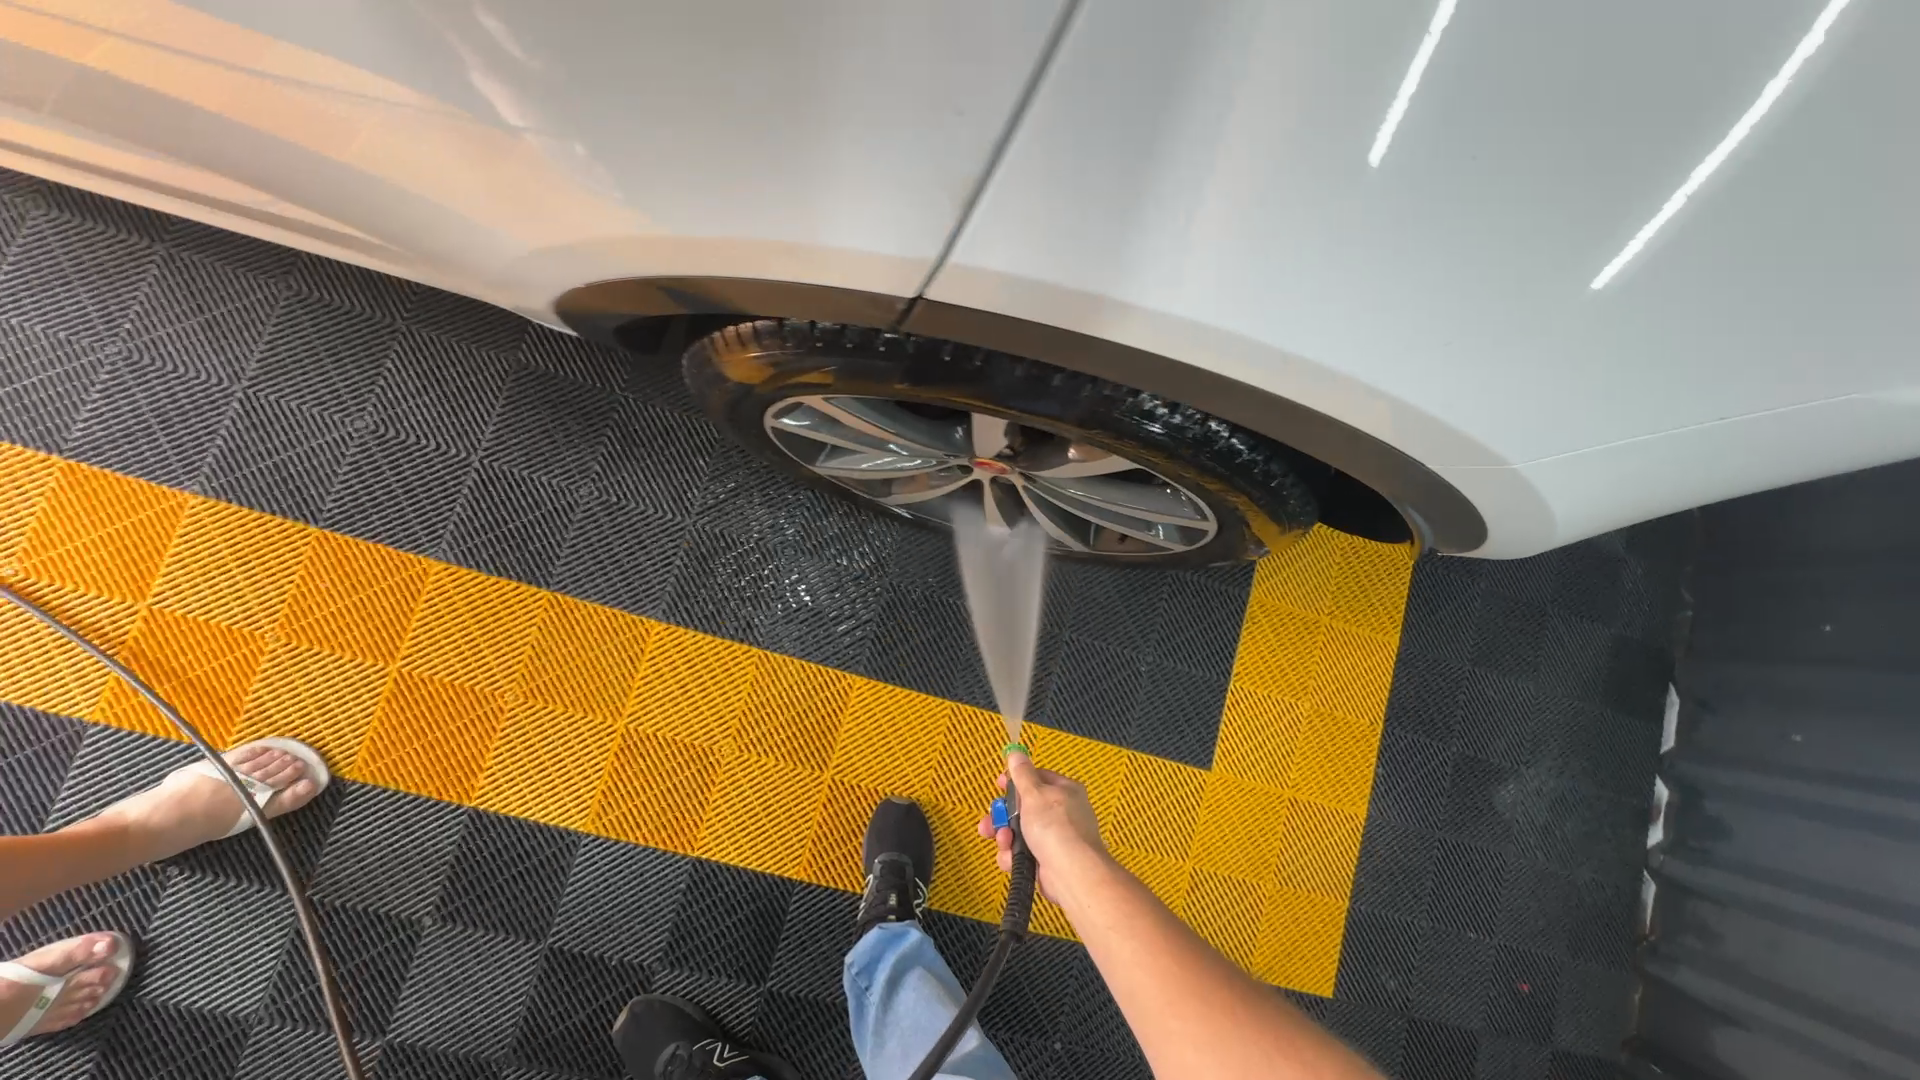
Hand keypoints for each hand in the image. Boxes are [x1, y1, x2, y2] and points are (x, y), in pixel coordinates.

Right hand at [975, 752, 1111, 901]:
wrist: (1070, 873)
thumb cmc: (1057, 829)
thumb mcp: (1034, 794)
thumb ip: (1022, 774)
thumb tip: (1017, 754)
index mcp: (1063, 790)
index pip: (1036, 778)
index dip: (1016, 780)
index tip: (1000, 784)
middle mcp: (1060, 813)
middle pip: (1023, 807)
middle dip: (1004, 815)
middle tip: (993, 820)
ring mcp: (1053, 837)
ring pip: (1019, 831)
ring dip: (1005, 836)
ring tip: (1004, 841)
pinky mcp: (1045, 859)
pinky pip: (1022, 852)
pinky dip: (1013, 855)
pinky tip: (1011, 858)